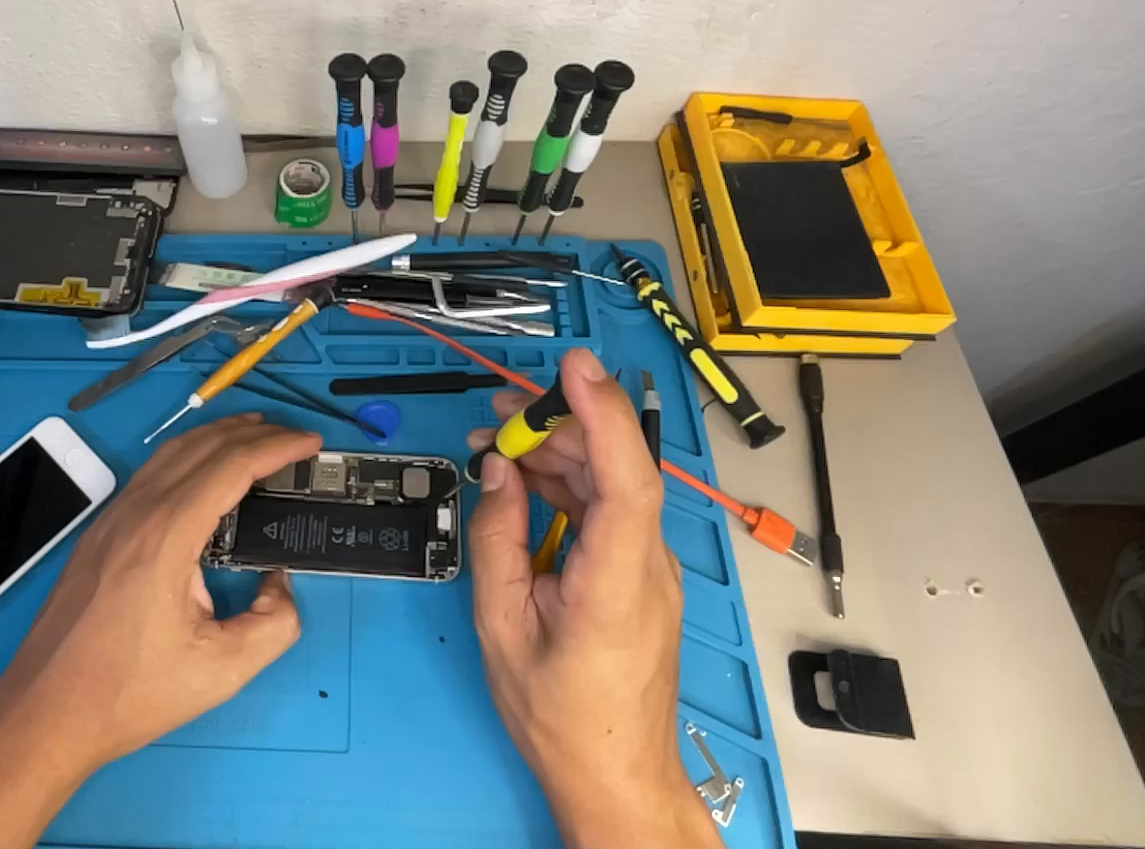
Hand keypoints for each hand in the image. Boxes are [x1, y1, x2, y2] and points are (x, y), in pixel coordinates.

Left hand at [0, 415, 320, 848]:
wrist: (43, 714)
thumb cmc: (129, 692)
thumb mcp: (221, 671)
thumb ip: (274, 624)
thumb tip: (279, 584)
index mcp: (167, 534)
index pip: (232, 465)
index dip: (278, 447)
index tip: (312, 442)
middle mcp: (138, 511)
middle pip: (204, 445)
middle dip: (257, 433)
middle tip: (295, 438)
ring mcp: (113, 517)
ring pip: (173, 451)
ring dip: (221, 435)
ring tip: (258, 435)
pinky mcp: (100, 531)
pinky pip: (153, 471)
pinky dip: (191, 454)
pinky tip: (205, 470)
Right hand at [467, 348, 720, 848]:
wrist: (615, 776)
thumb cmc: (556, 714)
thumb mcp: (502, 626)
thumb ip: (497, 539)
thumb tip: (497, 470)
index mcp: (616, 582)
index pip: (627, 479)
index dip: (603, 415)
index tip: (572, 368)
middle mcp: (646, 563)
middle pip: (616, 467)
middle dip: (560, 423)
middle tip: (499, 411)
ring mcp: (648, 565)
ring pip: (611, 481)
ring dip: (558, 451)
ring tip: (499, 440)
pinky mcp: (637, 570)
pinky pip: (606, 508)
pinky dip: (566, 482)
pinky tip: (525, 477)